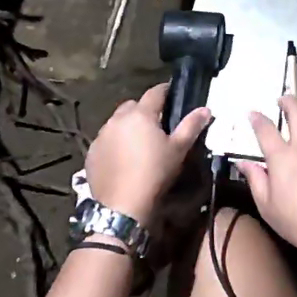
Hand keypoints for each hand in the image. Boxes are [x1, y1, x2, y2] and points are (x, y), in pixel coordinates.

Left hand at [84, 83, 210, 221]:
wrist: (123, 205)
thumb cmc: (155, 173)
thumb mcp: (178, 150)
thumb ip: (191, 126)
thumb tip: (205, 109)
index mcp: (141, 114)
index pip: (154, 93)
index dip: (165, 91)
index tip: (172, 94)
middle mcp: (117, 119)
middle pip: (132, 106)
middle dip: (144, 110)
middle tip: (156, 125)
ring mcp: (101, 136)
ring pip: (116, 123)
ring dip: (127, 127)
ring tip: (138, 144)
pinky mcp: (91, 153)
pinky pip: (105, 141)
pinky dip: (114, 144)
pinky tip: (122, 160)